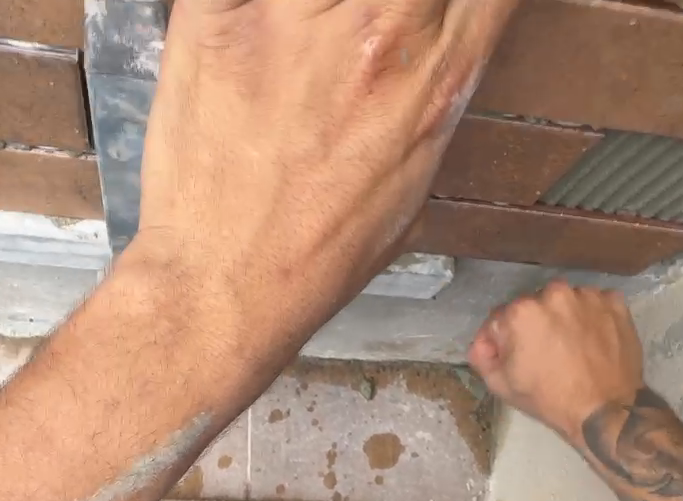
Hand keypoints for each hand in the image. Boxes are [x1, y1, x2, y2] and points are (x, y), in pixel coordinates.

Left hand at [134, 0, 522, 359]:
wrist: (222, 290)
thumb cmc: (311, 263)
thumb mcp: (407, 199)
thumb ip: (428, 113)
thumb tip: (431, 73)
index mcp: (436, 80)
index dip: (464, 0)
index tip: (438, 14)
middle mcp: (379, 31)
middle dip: (397, 2)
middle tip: (364, 32)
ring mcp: (296, 15)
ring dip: (320, 13)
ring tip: (304, 50)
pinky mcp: (218, 12)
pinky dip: (252, 7)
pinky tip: (255, 36)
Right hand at [468, 281, 647, 445]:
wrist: (604, 408)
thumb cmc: (548, 398)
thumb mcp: (500, 384)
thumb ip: (481, 355)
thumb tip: (483, 341)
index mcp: (520, 311)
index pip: (500, 319)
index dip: (501, 340)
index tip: (511, 358)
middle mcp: (553, 293)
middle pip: (533, 306)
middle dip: (533, 326)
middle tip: (542, 354)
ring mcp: (587, 295)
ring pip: (564, 302)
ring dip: (561, 319)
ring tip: (569, 348)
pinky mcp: (614, 302)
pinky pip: (593, 305)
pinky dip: (589, 318)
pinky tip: (590, 341)